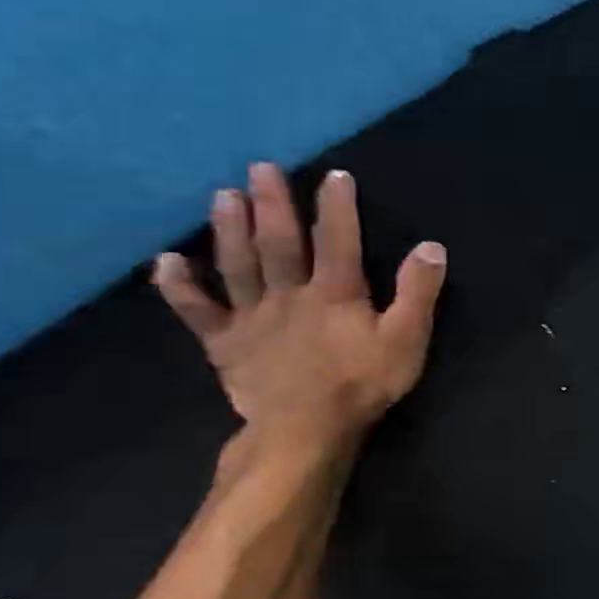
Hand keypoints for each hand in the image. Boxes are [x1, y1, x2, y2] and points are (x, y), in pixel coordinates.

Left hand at [153, 162, 446, 448]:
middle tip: (260, 168)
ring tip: (222, 195)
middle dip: (272, 204)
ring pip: (238, 266)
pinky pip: (198, 311)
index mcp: (336, 293)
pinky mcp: (226, 344)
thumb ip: (418, 292)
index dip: (337, 207)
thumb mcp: (407, 338)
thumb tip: (431, 247)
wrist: (305, 430)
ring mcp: (252, 317)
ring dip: (229, 229)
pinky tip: (167, 262)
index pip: (338, 240)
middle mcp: (289, 294)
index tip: (334, 175)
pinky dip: (180, 286)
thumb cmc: (363, 382)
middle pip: (279, 243)